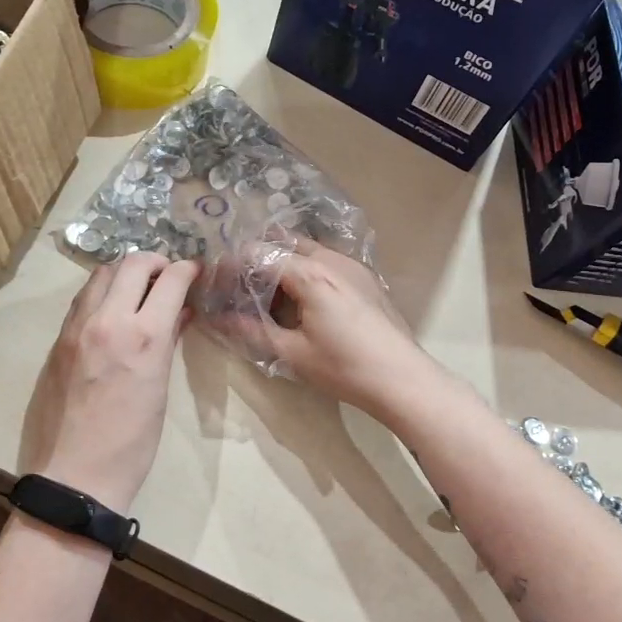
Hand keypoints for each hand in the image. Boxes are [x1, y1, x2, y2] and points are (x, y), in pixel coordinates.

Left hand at [34, 253, 198, 512]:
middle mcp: (107, 321)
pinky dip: (101, 292)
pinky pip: (82, 299)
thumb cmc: (131, 445)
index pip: (170, 279)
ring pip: (100, 274)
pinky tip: (112, 309)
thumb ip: (167, 343)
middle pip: (132, 264)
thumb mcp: (160, 391)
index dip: (187, 269)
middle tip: (167, 275)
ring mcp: (76, 329)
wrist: (74, 478)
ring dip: (124, 272)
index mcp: (143, 337)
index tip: (195, 271)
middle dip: (155, 261)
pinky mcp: (57, 341)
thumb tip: (179, 314)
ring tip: (138, 287)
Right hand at [230, 243, 441, 414]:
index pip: (259, 253)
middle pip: (284, 243)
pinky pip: (328, 261)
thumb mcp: (292, 354)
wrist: (402, 379)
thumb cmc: (344, 368)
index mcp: (310, 273)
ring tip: (268, 294)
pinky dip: (307, 270)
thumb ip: (253, 331)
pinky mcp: (366, 278)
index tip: (219, 284)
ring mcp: (353, 266)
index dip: (234, 266)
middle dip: (258, 259)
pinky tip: (302, 300)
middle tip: (241, 286)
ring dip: (284, 263)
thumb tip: (219, 320)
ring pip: (308, 250)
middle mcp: (332, 259)